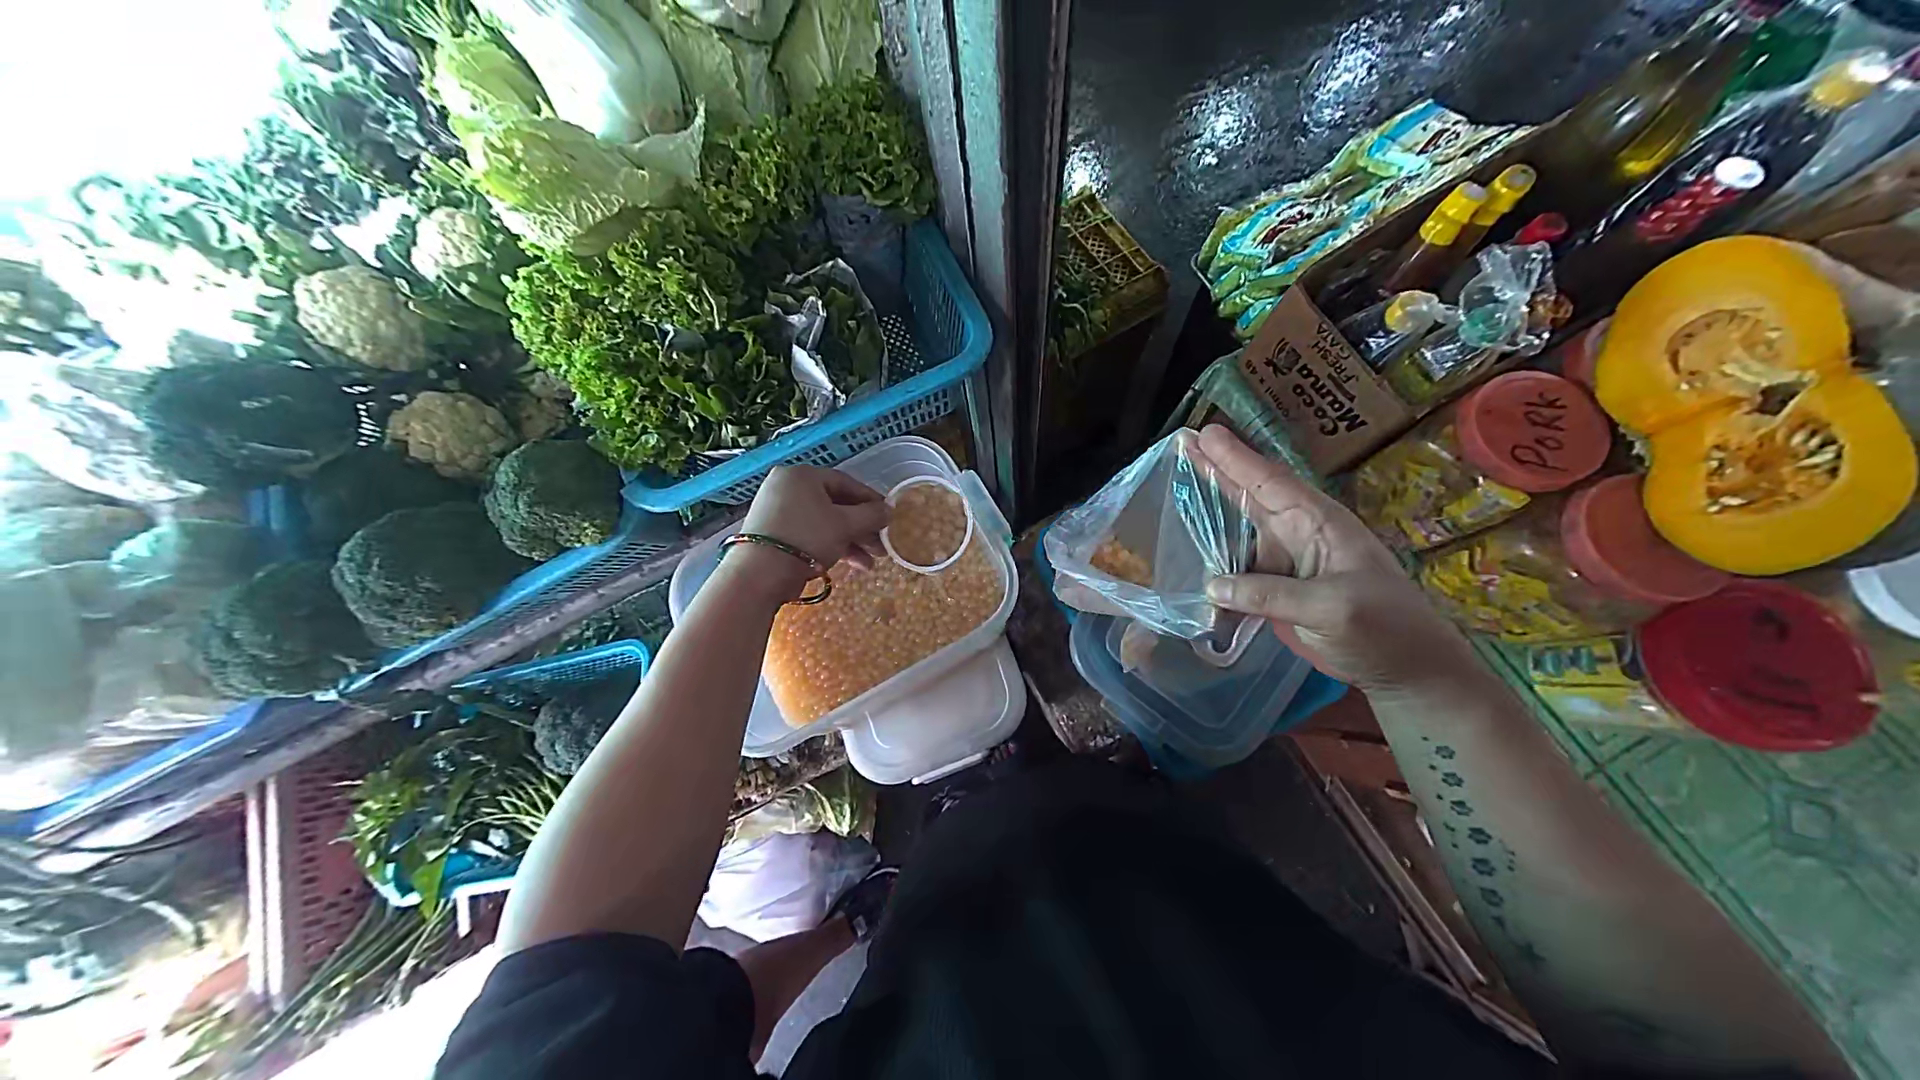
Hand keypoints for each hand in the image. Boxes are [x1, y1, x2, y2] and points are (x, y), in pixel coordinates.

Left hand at [740, 465, 889, 584]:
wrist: (760, 573)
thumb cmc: (807, 536)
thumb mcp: (845, 525)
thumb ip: (871, 515)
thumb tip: (889, 510)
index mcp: (802, 476)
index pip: (845, 483)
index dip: (871, 500)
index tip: (889, 516)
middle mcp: (788, 488)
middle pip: (835, 505)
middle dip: (862, 528)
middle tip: (882, 545)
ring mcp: (778, 512)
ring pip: (825, 523)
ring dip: (851, 542)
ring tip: (872, 563)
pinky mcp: (775, 535)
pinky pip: (811, 535)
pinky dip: (832, 547)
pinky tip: (853, 565)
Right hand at [1194, 425, 1477, 693]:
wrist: (1406, 670)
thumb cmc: (1384, 628)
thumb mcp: (1331, 608)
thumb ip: (1270, 595)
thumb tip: (1212, 586)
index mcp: (1319, 524)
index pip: (1271, 483)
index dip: (1236, 459)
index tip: (1204, 433)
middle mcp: (1299, 534)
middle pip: (1251, 494)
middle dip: (1217, 468)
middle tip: (1182, 441)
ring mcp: (1286, 561)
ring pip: (1240, 528)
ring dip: (1210, 508)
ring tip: (1179, 481)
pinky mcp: (1276, 588)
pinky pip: (1237, 566)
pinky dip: (1213, 556)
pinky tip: (1190, 549)